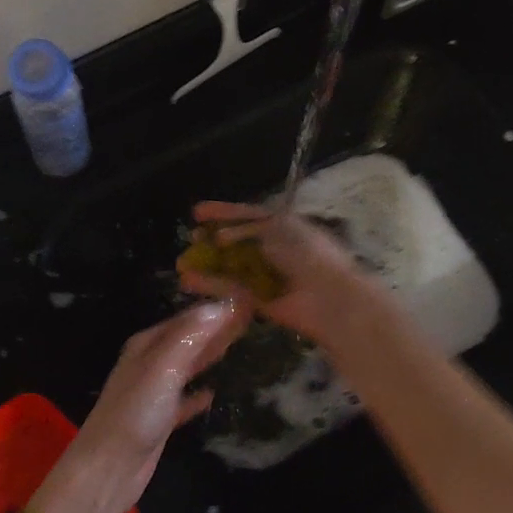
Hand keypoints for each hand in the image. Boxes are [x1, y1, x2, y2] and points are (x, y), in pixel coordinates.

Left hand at [25, 301, 246, 512]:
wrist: (109, 467)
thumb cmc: (135, 412)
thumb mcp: (163, 368)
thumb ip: (189, 337)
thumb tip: (220, 306)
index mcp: (147, 345)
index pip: (186, 319)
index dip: (214, 309)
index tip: (246, 300)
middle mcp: (149, 363)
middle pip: (187, 339)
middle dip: (215, 329)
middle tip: (249, 319)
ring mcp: (153, 392)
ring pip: (187, 366)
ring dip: (208, 356)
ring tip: (237, 346)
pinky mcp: (159, 420)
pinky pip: (183, 400)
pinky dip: (198, 393)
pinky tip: (213, 394)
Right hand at [178, 201, 395, 347]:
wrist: (330, 296)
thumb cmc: (307, 253)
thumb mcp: (276, 228)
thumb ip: (246, 228)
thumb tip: (220, 237)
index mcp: (283, 226)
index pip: (247, 214)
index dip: (223, 212)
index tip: (197, 212)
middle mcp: (274, 249)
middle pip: (236, 242)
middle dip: (212, 239)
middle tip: (190, 238)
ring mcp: (266, 275)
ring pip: (230, 266)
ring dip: (207, 263)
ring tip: (182, 262)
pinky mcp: (258, 300)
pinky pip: (231, 289)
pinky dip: (211, 284)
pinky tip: (189, 279)